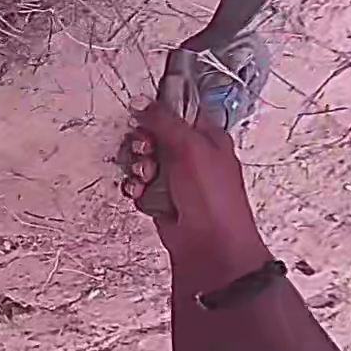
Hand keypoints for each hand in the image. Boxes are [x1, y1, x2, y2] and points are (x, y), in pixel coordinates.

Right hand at [122, 101, 271, 293]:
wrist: (210, 246)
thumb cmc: (215, 200)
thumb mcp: (191, 148)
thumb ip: (165, 122)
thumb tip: (143, 104)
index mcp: (207, 138)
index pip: (177, 113)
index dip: (158, 113)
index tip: (144, 118)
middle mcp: (191, 157)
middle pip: (152, 136)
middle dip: (142, 144)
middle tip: (147, 152)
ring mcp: (175, 179)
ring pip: (141, 160)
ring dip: (137, 168)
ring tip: (146, 177)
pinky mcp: (160, 198)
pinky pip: (137, 185)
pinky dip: (135, 188)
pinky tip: (141, 192)